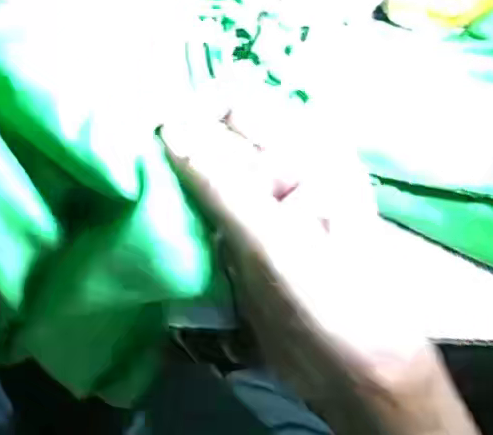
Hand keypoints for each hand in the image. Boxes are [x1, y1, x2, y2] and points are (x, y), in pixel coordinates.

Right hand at [160, 96, 478, 434]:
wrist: (360, 386)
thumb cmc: (335, 305)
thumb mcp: (276, 243)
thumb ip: (219, 182)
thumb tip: (164, 126)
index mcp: (303, 153)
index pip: (231, 106)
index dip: (188, 111)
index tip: (149, 133)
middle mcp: (278, 165)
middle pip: (207, 132)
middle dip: (169, 140)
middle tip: (132, 156)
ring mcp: (256, 197)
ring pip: (196, 163)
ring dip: (165, 168)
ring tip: (134, 178)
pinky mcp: (236, 226)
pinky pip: (193, 195)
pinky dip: (169, 195)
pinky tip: (147, 202)